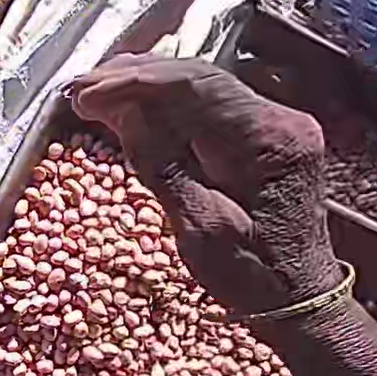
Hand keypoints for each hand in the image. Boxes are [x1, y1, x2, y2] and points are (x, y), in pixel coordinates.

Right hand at [70, 54, 338, 315]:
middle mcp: (279, 119)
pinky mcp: (259, 136)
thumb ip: (162, 167)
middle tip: (80, 87)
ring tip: (95, 90)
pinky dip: (164, 106)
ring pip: (199, 87)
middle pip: (198, 77)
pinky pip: (205, 108)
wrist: (296, 297)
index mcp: (271, 141)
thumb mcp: (200, 229)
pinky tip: (129, 105)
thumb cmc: (252, 275)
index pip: (197, 87)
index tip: (87, 93)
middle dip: (134, 78)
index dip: (136, 84)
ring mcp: (273, 124)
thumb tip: (124, 114)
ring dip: (145, 86)